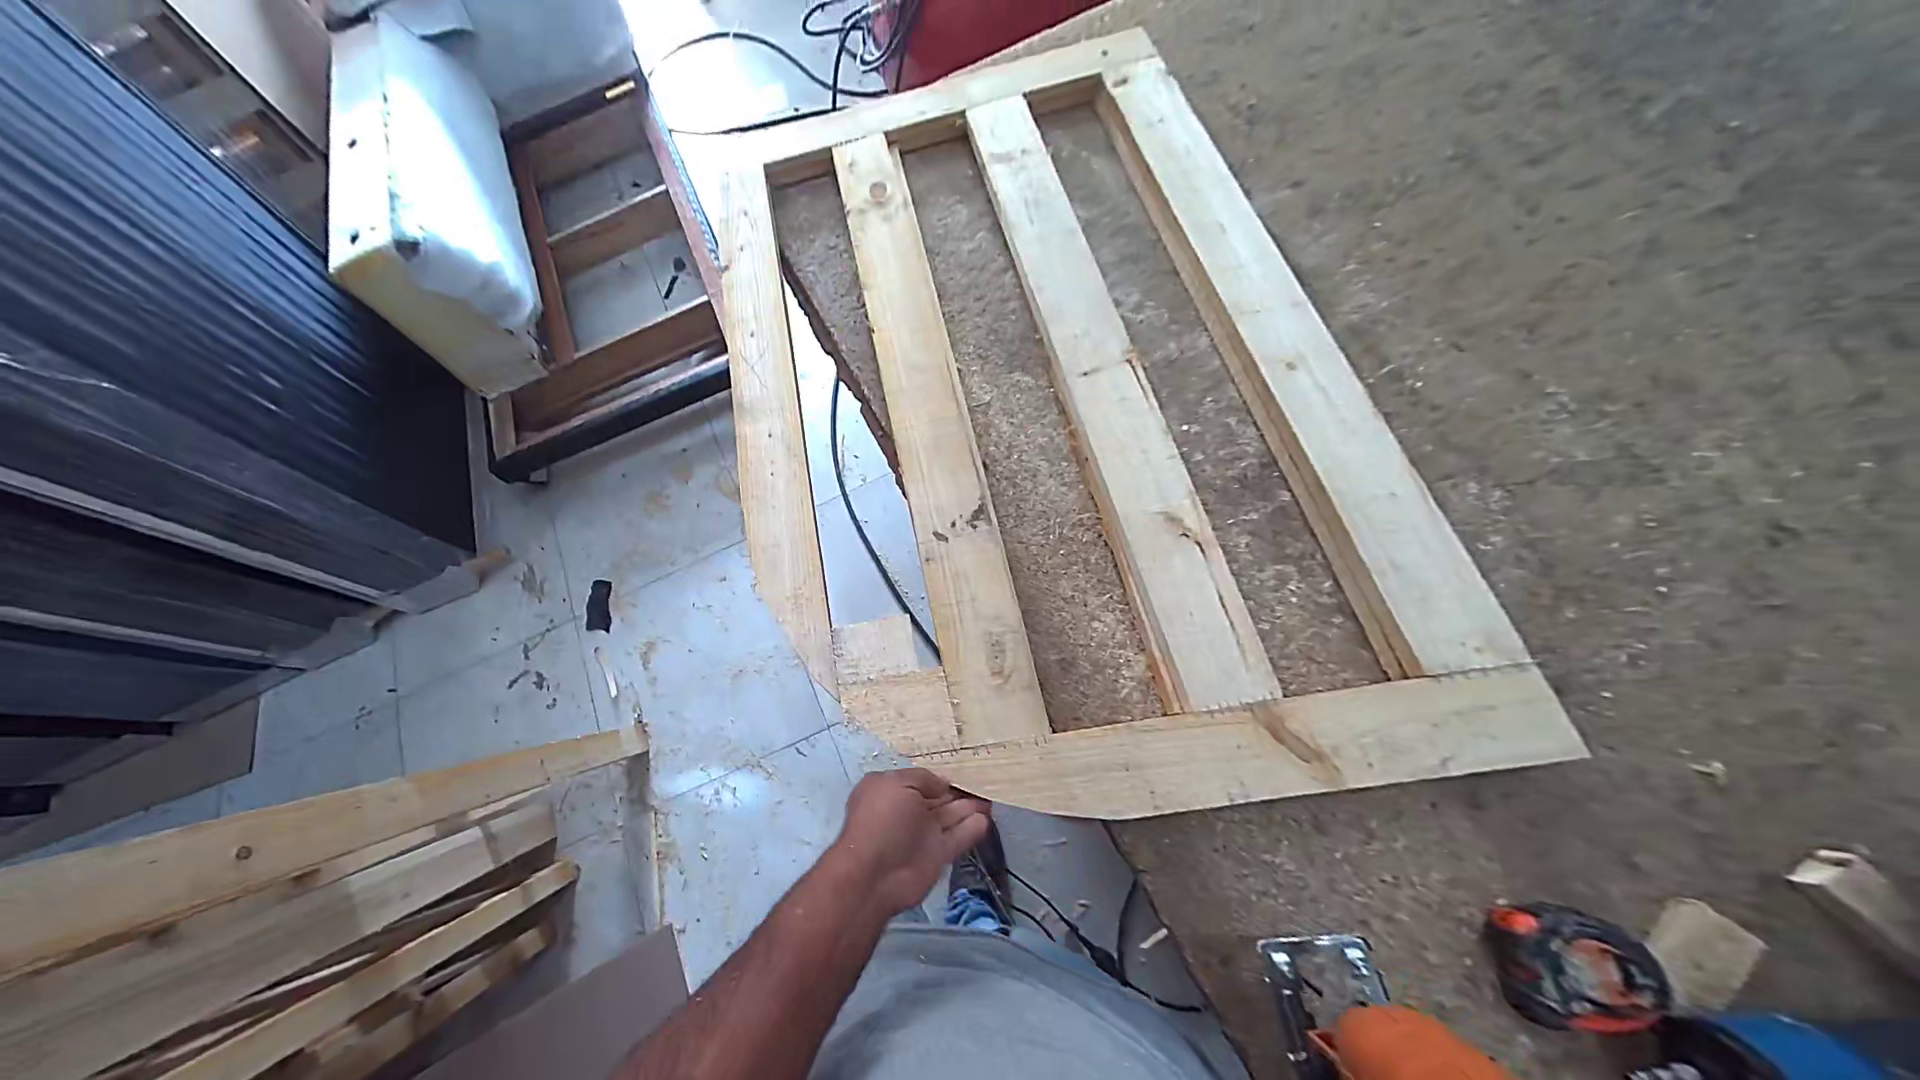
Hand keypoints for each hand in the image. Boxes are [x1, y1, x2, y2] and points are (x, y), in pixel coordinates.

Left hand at [823, 769, 990, 917]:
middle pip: (939, 798)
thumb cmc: (881, 820)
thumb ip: (923, 779)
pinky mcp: (937, 855)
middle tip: (986, 779)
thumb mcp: (898, 784)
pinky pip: (958, 837)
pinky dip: (972, 828)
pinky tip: (986, 818)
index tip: (963, 767)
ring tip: (992, 794)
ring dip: (971, 807)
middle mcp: (908, 811)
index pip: (920, 780)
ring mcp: (923, 834)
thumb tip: (943, 783)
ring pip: (952, 816)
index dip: (940, 775)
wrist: (875, 876)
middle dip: (960, 790)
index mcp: (892, 792)